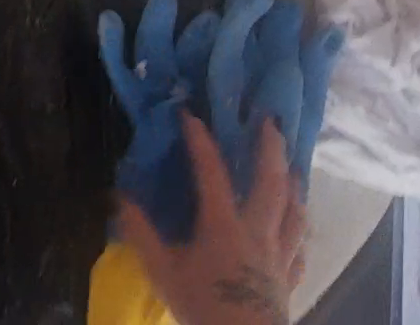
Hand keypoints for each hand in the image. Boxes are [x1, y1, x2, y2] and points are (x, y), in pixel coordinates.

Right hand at [114, 115, 305, 324]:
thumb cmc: (204, 310)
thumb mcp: (163, 272)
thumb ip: (141, 233)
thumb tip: (121, 196)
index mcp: (223, 226)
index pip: (212, 173)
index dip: (201, 142)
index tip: (191, 114)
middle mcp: (257, 233)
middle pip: (271, 184)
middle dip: (271, 150)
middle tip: (271, 121)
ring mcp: (279, 256)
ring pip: (294, 211)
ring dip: (293, 184)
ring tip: (291, 166)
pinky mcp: (289, 278)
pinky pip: (299, 245)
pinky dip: (298, 227)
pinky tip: (296, 222)